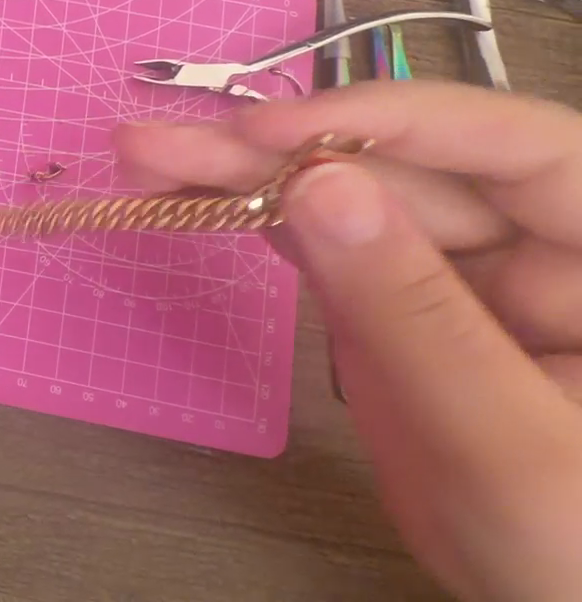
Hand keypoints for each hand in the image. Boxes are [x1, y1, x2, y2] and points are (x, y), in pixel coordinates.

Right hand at [116, 82, 581, 601]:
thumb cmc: (578, 557)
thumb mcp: (508, 444)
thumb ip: (414, 310)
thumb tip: (317, 185)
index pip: (514, 150)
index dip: (389, 122)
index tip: (269, 131)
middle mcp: (542, 247)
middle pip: (397, 172)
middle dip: (267, 152)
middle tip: (151, 142)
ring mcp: (461, 274)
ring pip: (341, 199)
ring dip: (234, 175)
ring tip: (141, 159)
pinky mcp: (393, 299)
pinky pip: (317, 242)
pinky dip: (246, 216)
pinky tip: (184, 194)